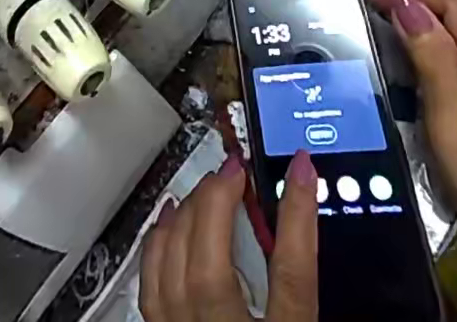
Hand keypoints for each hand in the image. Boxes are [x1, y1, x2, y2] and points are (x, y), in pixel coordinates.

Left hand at [141, 154, 317, 321]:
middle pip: (213, 270)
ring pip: (172, 272)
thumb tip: (304, 220)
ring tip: (206, 186)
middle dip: (218, 203)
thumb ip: (304, 279)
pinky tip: (170, 219)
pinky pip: (151, 289)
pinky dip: (159, 244)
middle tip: (235, 169)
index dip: (297, 217)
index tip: (301, 166)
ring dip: (187, 216)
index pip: (292, 280)